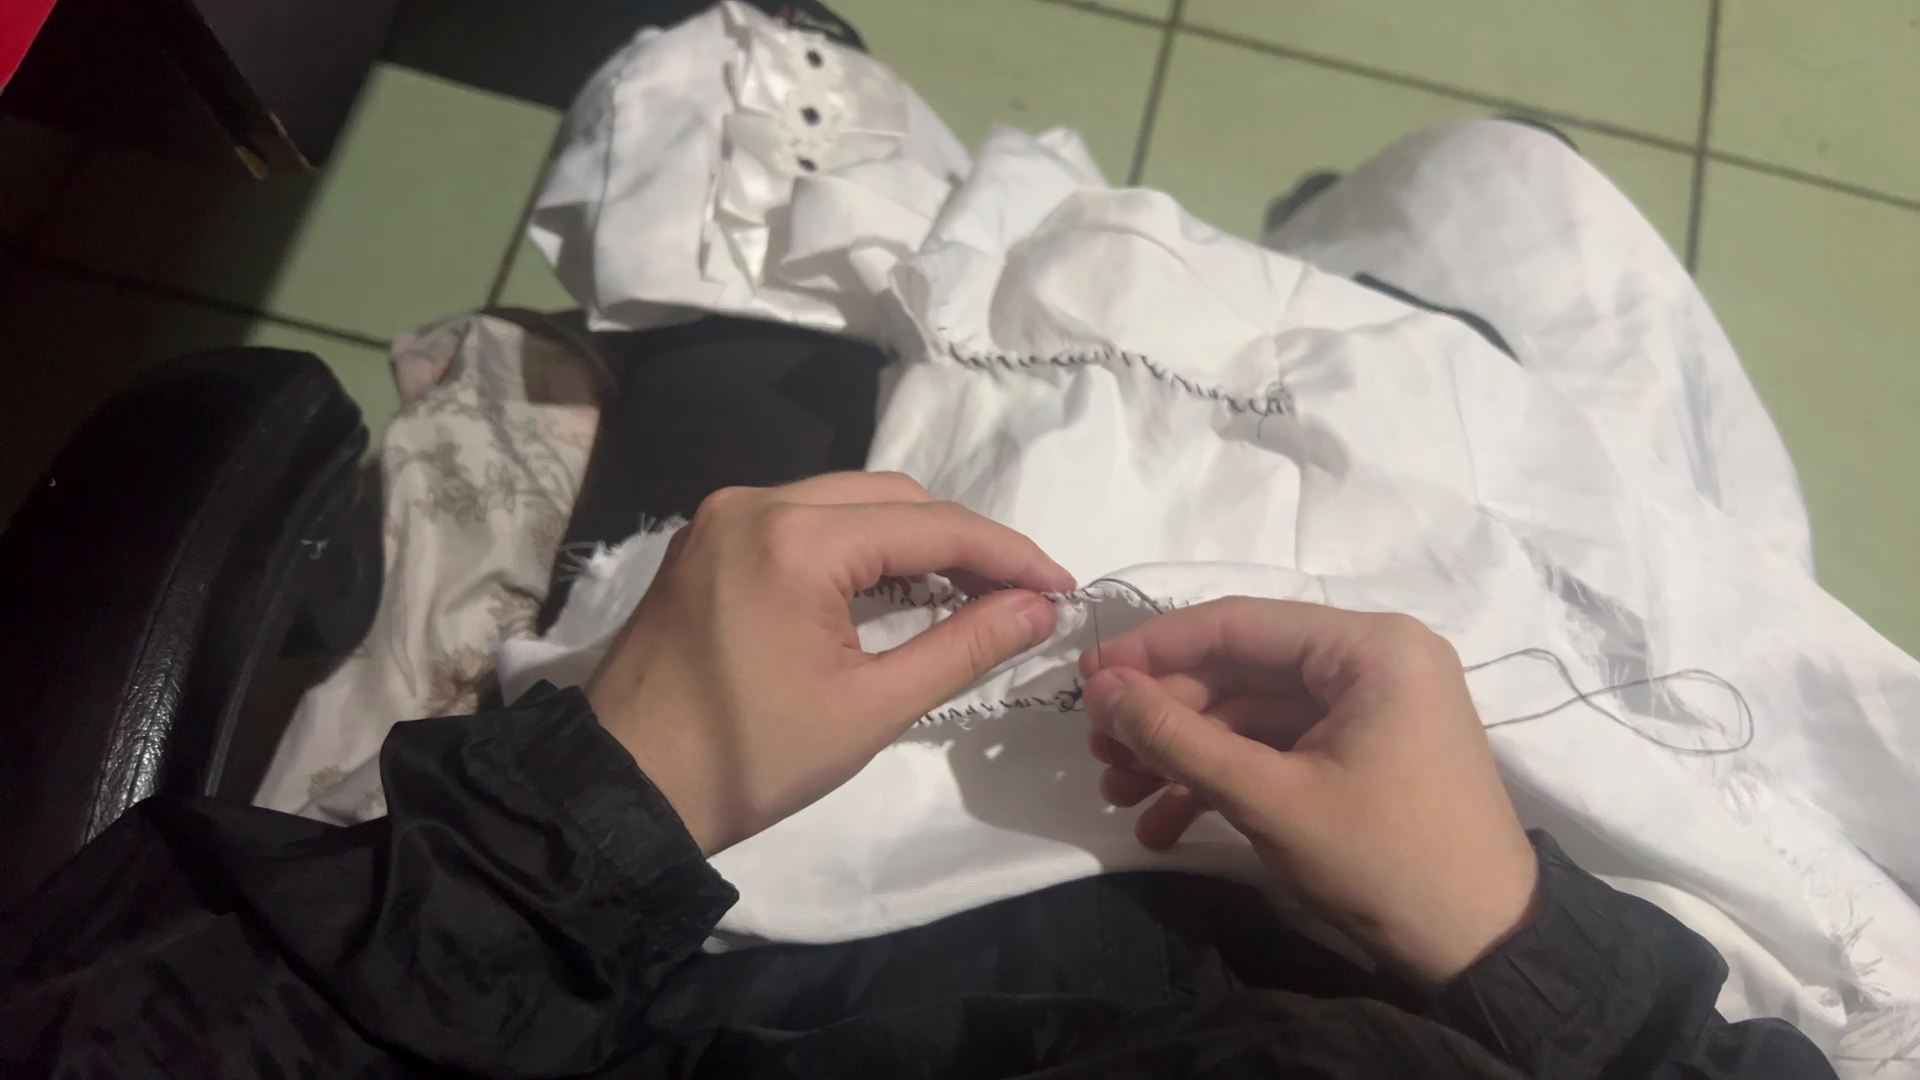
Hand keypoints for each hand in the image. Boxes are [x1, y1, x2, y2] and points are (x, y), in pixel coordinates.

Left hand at [587, 473, 1073, 855]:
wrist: (623, 793)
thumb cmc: (751, 761)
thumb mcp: (871, 709)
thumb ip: (965, 647)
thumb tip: (1039, 607)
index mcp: (796, 539)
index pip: (933, 525)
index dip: (1008, 553)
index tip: (1059, 584)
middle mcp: (758, 501)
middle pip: (894, 497)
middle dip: (962, 541)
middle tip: (1011, 595)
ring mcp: (726, 513)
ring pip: (851, 500)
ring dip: (912, 538)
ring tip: (960, 592)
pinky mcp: (710, 535)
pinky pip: (807, 518)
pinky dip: (860, 544)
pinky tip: (886, 586)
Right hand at [1079, 598, 1537, 985]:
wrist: (1488, 963)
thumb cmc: (1386, 864)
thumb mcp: (1267, 798)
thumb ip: (1175, 736)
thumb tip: (1099, 688)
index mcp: (1367, 648)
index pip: (1235, 624)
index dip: (1153, 648)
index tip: (1089, 677)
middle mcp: (1366, 660)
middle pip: (1234, 670)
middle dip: (1162, 715)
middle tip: (1099, 750)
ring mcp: (1360, 705)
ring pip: (1242, 711)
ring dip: (1179, 751)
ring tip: (1117, 791)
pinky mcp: (1350, 746)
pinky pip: (1268, 745)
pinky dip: (1217, 777)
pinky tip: (1161, 821)